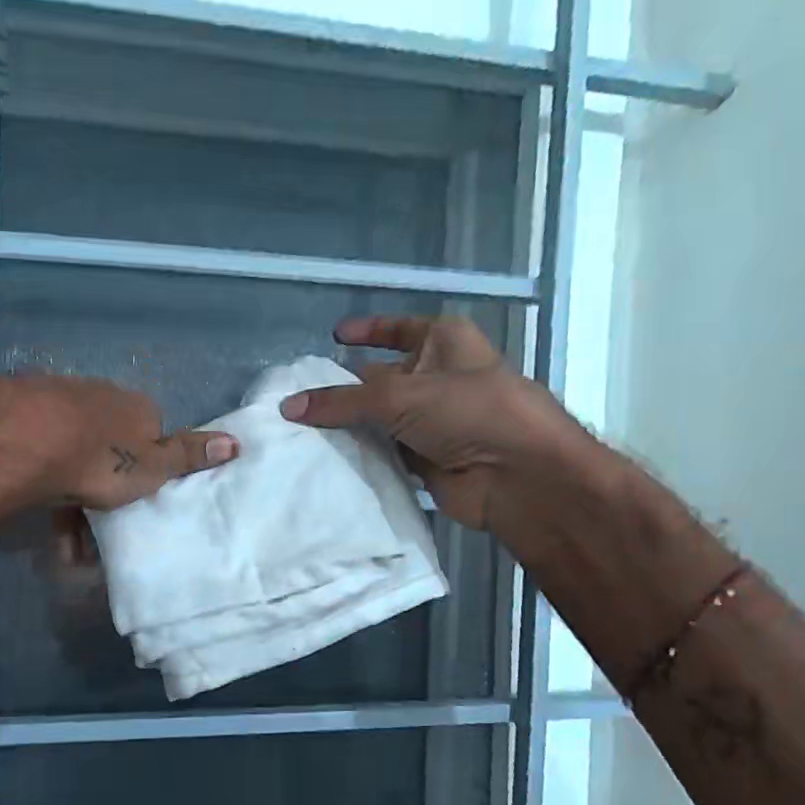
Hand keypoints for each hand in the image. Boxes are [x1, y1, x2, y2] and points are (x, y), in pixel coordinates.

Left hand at [0, 374, 238, 511]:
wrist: (24, 439)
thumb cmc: (101, 459)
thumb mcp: (152, 467)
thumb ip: (188, 457)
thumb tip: (237, 441)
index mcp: (135, 406)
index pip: (150, 432)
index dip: (146, 466)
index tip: (136, 498)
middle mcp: (100, 396)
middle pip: (108, 444)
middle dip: (104, 484)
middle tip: (100, 526)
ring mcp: (57, 401)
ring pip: (70, 453)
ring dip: (72, 496)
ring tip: (66, 543)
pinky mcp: (20, 414)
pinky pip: (39, 454)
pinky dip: (42, 485)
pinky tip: (36, 514)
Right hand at [279, 315, 591, 532]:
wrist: (516, 475)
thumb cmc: (468, 411)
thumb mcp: (399, 394)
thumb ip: (341, 401)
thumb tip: (288, 407)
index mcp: (443, 342)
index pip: (398, 329)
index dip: (368, 331)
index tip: (335, 336)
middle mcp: (438, 377)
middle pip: (382, 378)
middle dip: (346, 387)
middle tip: (297, 395)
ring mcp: (433, 421)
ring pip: (381, 419)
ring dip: (350, 426)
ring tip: (299, 429)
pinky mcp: (427, 459)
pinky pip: (386, 453)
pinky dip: (363, 455)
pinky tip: (327, 457)